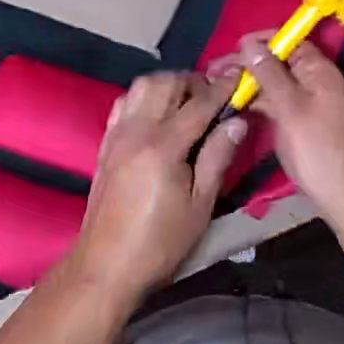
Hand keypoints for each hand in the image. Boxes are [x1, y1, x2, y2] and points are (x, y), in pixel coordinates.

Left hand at [66, 71, 246, 299]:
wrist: (105, 266)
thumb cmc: (159, 243)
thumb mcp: (200, 206)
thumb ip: (217, 157)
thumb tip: (237, 120)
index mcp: (164, 147)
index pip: (198, 104)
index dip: (221, 88)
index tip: (238, 76)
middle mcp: (138, 130)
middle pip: (167, 83)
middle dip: (194, 81)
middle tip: (213, 96)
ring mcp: (118, 133)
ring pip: (143, 85)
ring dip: (168, 84)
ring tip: (187, 102)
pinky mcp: (106, 141)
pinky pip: (125, 101)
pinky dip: (145, 96)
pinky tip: (157, 113)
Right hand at [209, 34, 343, 222]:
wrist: (343, 195)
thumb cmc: (317, 147)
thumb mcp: (290, 107)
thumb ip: (269, 73)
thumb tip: (249, 43)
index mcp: (317, 69)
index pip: (287, 41)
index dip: (259, 41)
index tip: (232, 50)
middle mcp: (312, 79)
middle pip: (276, 60)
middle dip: (246, 63)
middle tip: (213, 72)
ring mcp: (305, 100)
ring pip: (272, 82)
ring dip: (246, 81)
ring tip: (215, 86)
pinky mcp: (298, 119)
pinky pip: (274, 101)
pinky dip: (255, 100)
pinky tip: (232, 104)